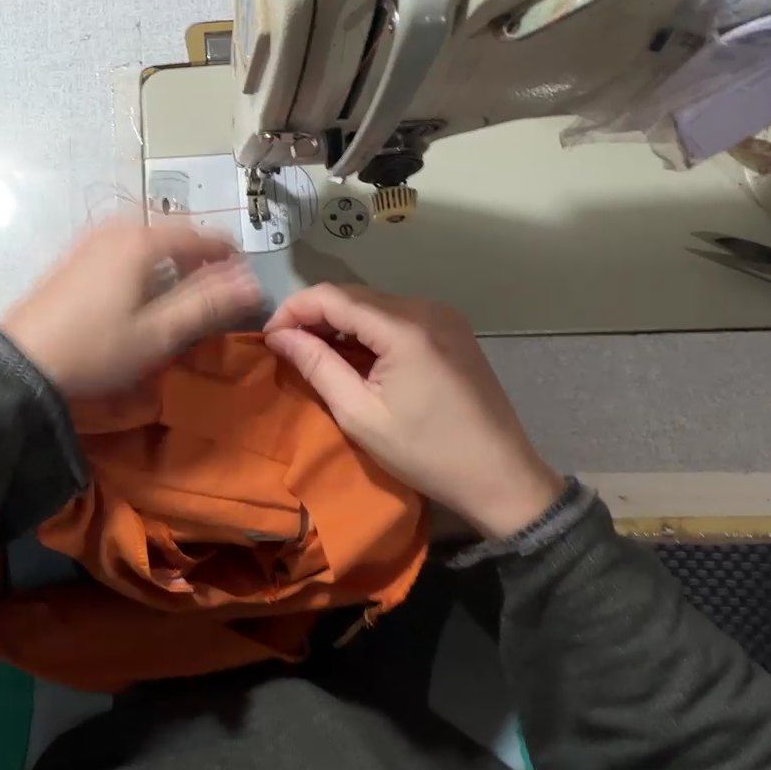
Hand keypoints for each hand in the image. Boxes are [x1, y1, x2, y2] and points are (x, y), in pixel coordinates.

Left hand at [2, 225, 261, 395]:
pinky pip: (121, 248)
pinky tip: (139, 292)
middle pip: (170, 232)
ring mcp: (89, 241)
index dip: (226, 253)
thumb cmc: (96, 349)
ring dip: (168, 258)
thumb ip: (206, 304)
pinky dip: (141, 262)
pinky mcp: (73, 258)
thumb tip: (251, 283)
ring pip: (144, 239)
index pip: (199, 235)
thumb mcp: (157, 333)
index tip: (244, 274)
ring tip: (180, 290)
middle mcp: (115, 230)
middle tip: (214, 285)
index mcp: (141, 241)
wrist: (22, 361)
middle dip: (197, 254)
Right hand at [264, 284, 564, 539]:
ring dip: (338, 321)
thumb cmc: (425, 452)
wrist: (501, 476)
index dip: (292, 310)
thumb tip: (278, 336)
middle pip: (351, 294)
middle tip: (287, 348)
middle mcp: (425, 309)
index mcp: (403, 328)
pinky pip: (394, 314)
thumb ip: (317, 366)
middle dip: (312, 315)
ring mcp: (443, 316)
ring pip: (372, 301)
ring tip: (315, 353)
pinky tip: (355, 355)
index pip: (331, 296)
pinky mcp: (451, 329)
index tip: (269, 339)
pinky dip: (366, 327)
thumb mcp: (359, 414)